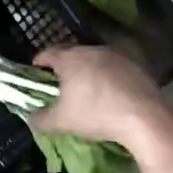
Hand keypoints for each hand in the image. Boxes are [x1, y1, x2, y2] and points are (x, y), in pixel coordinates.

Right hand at [30, 46, 172, 154]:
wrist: (141, 117)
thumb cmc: (94, 114)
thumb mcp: (61, 122)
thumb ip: (41, 118)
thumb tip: (31, 117)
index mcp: (70, 58)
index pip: (48, 53)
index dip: (39, 61)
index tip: (35, 70)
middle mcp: (92, 50)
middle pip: (72, 54)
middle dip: (64, 67)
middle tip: (59, 83)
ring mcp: (116, 56)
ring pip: (94, 60)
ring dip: (87, 71)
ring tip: (85, 89)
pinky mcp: (135, 65)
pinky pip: (113, 69)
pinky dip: (106, 78)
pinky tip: (108, 94)